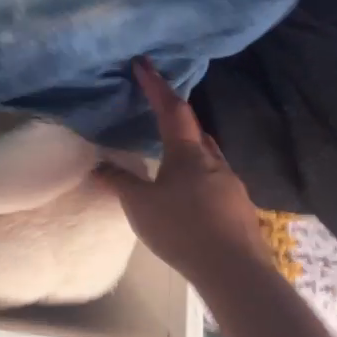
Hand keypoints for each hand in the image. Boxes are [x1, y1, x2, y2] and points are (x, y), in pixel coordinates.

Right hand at [96, 58, 271, 286]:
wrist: (234, 271)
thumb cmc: (182, 228)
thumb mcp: (139, 204)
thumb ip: (119, 181)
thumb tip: (99, 166)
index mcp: (188, 154)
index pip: (171, 110)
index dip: (156, 86)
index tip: (144, 64)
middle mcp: (214, 163)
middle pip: (194, 132)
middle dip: (174, 119)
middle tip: (154, 112)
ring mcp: (231, 186)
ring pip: (206, 157)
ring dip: (186, 150)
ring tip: (164, 157)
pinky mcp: (238, 209)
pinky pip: (211, 181)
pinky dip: (194, 177)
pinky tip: (182, 194)